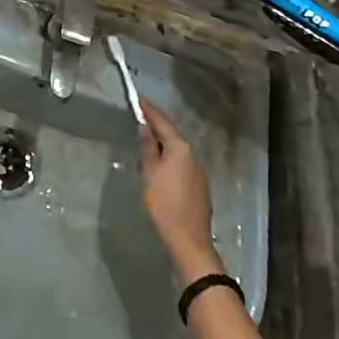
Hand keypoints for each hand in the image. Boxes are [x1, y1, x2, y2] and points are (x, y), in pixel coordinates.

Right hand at [138, 98, 219, 281]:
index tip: (139, 99)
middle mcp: (192, 154)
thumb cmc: (164, 203)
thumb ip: (148, 147)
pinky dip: (170, 157)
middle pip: (172, 134)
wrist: (188, 239)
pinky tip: (161, 163)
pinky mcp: (199, 185)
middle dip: (157, 125)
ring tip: (148, 139)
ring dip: (163, 142)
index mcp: (180, 148)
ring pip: (177, 149)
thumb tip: (145, 128)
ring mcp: (198, 170)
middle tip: (141, 117)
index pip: (163, 122)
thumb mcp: (150, 173)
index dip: (150, 111)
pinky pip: (181, 162)